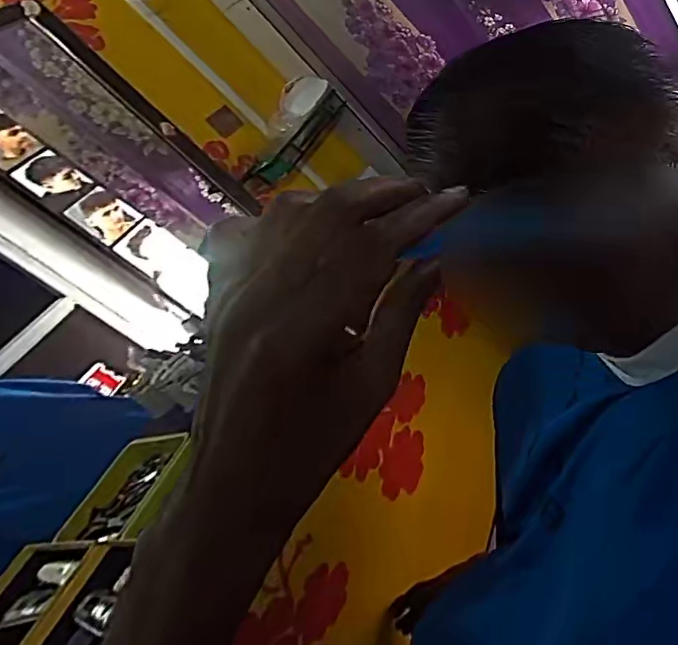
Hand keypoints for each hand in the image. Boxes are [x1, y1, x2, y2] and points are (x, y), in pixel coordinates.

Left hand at [195, 178, 468, 514]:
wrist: (231, 486)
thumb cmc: (312, 447)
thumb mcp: (374, 385)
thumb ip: (404, 312)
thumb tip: (435, 258)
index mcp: (307, 324)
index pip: (374, 246)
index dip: (421, 216)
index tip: (457, 197)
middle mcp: (264, 291)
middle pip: (331, 213)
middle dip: (385, 193)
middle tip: (424, 191)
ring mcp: (235, 287)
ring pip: (291, 210)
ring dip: (342, 197)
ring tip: (381, 200)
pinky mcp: (220, 290)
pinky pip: (249, 228)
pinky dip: (286, 214)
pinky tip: (311, 223)